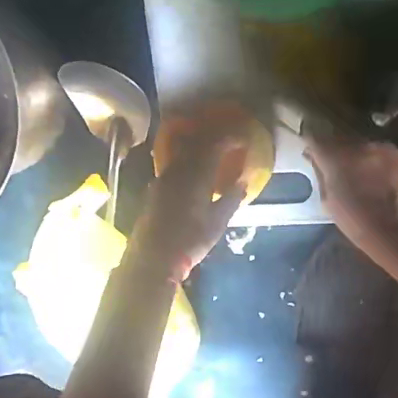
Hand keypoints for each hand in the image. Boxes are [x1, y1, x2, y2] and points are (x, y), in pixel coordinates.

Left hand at [126, 132, 245, 282]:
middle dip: (214, 139)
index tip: (242, 141)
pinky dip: (187, 160)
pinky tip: (193, 171)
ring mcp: (163, 178)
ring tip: (213, 154)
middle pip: (196, 144)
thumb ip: (232, 198)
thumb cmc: (190, 241)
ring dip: (199, 148)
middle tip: (229, 142)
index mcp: (197, 176)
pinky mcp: (155, 187)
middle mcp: (178, 170)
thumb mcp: (217, 223)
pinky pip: (174, 164)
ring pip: (183, 153)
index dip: (230, 140)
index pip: (215, 146)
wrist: (153, 257)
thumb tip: (244, 181)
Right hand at [303, 129, 397, 253]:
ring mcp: (383, 147)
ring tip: (363, 175)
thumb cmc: (358, 223)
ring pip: (363, 144)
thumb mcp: (328, 201)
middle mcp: (358, 145)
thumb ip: (320, 174)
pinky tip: (383, 179)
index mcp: (335, 157)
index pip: (314, 136)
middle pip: (341, 138)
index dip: (312, 143)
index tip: (312, 151)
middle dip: (337, 150)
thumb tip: (313, 157)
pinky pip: (383, 152)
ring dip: (360, 155)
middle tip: (339, 168)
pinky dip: (380, 161)